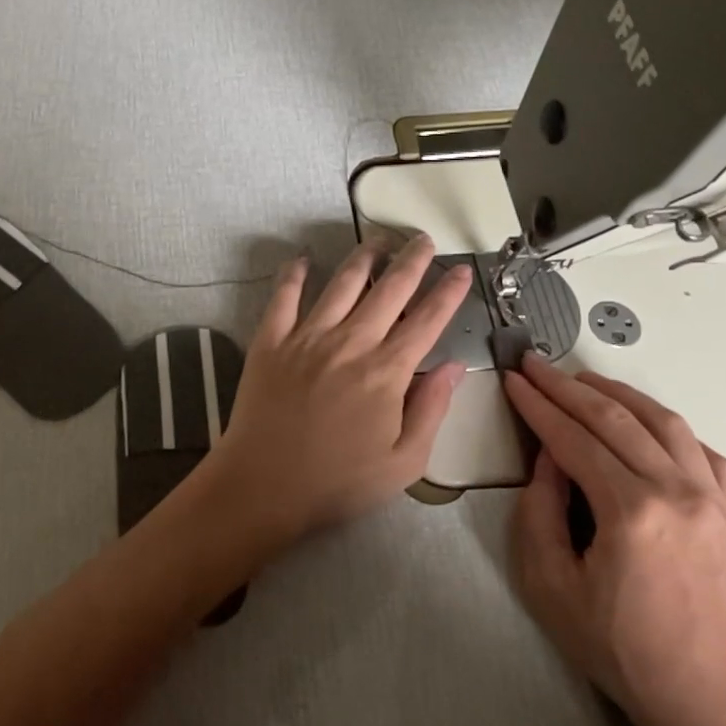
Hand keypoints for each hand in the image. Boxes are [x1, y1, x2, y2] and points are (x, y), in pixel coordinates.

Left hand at [200, 235, 471, 541]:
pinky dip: (293, 275)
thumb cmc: (337, 482)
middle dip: (411, 261)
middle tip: (423, 239)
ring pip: (341, 284)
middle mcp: (350, 343)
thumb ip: (431, 410)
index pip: (427, 321)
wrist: (263, 485)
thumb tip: (453, 368)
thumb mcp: (404, 462)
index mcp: (386, 372)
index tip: (462, 270)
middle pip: (389, 291)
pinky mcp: (270, 342)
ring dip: (363, 258)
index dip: (448, 293)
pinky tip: (302, 259)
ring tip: (377, 241)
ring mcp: (306, 338)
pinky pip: (284, 298)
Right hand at [505, 355, 725, 725]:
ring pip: (664, 422)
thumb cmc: (620, 650)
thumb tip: (548, 459)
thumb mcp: (551, 586)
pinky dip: (667, 426)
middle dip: (569, 386)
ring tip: (584, 379)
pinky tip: (646, 423)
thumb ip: (540, 512)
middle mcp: (678, 491)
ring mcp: (715, 500)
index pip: (573, 438)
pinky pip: (702, 450)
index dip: (537, 405)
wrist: (711, 701)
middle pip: (616, 419)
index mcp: (631, 511)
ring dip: (619, 394)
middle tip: (536, 364)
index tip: (513, 380)